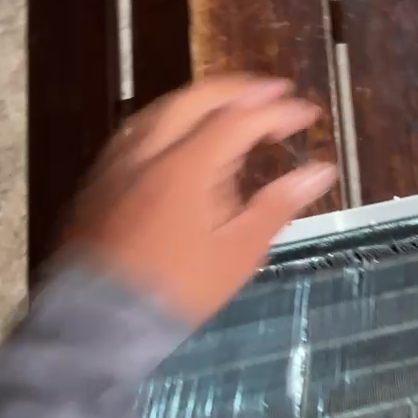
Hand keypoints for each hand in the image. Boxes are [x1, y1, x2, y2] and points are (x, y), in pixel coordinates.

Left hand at [63, 75, 337, 323]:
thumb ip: (279, 204)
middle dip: (242, 89)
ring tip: (235, 105)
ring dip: (206, 99)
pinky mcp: (100, 181)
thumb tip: (321, 171)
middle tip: (276, 92)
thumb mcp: (240, 251)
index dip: (279, 111)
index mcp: (187, 167)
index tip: (309, 115)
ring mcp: (120, 165)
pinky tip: (185, 133)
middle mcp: (150, 154)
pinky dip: (173, 119)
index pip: (241, 119)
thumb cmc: (178, 289)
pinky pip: (140, 130)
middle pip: (198, 98)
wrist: (96, 328)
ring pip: (164, 109)